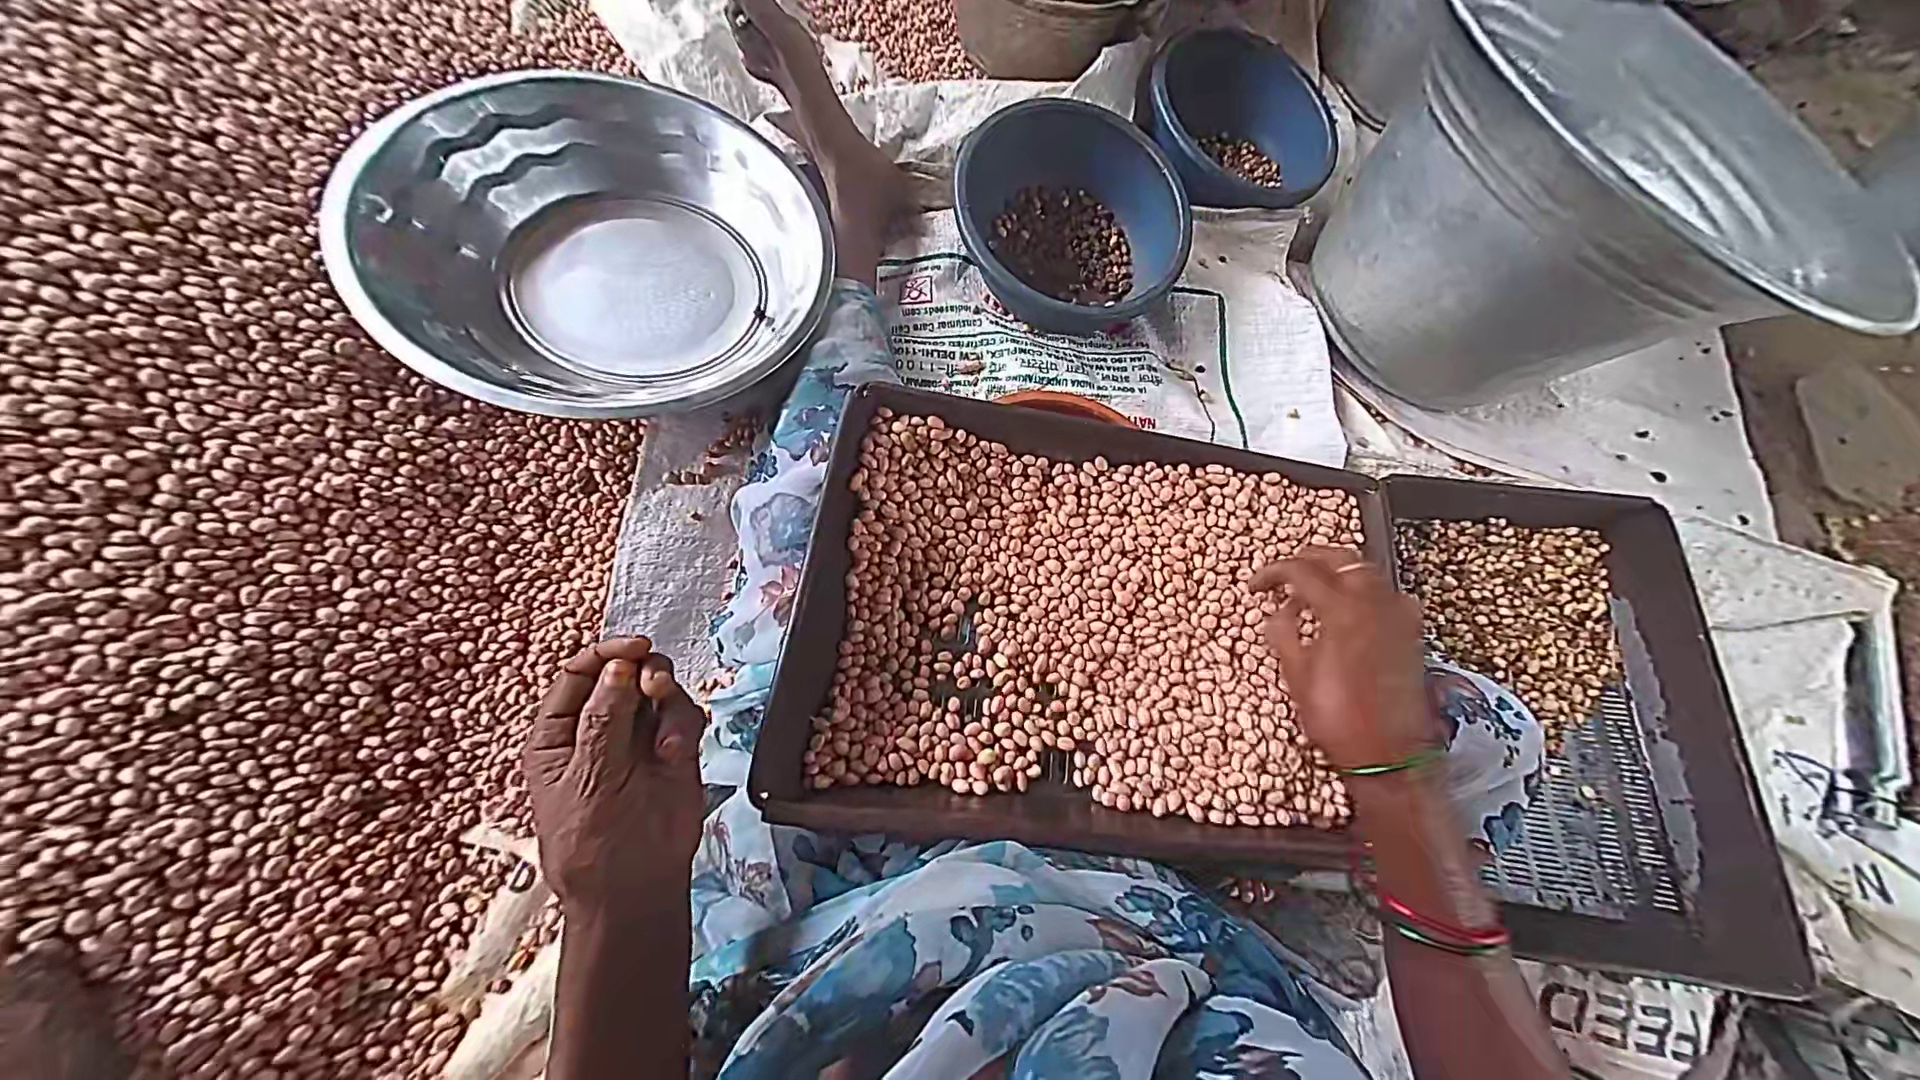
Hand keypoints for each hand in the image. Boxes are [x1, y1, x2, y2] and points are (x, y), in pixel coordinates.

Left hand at [522, 638, 705, 912]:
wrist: (637, 885)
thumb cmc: (593, 844)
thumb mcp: (588, 781)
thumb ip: (604, 722)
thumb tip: (618, 667)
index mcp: (560, 733)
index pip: (579, 673)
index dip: (607, 653)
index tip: (637, 648)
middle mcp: (600, 725)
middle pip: (624, 672)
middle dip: (644, 674)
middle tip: (656, 688)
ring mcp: (639, 735)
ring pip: (659, 688)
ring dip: (668, 700)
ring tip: (668, 737)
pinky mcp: (673, 745)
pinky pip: (684, 714)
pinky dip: (685, 726)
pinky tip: (676, 753)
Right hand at [1250, 548, 1435, 771]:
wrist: (1389, 754)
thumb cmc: (1338, 718)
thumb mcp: (1295, 672)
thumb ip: (1283, 631)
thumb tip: (1279, 612)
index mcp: (1341, 610)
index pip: (1301, 570)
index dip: (1272, 573)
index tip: (1257, 586)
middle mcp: (1375, 604)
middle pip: (1340, 558)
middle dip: (1308, 558)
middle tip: (1284, 571)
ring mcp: (1398, 617)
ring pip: (1366, 572)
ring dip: (1336, 571)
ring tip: (1312, 586)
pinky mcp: (1410, 633)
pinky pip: (1385, 594)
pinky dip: (1363, 591)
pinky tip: (1349, 608)